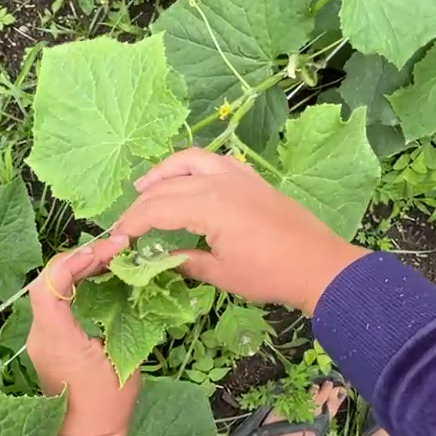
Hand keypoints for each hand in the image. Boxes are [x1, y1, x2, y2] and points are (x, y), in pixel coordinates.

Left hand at [27, 237, 141, 435]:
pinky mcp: (47, 341)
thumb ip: (122, 318)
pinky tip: (99, 278)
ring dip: (79, 268)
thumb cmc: (107, 405)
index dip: (77, 258)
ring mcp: (40, 338)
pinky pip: (56, 302)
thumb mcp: (123, 359)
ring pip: (51, 288)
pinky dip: (76, 284)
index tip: (110, 250)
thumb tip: (129, 285)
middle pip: (50, 279)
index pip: (51, 283)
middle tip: (116, 249)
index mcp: (57, 337)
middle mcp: (41, 333)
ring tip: (110, 259)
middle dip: (82, 257)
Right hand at [110, 149, 367, 314]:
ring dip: (162, 173)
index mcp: (209, 206)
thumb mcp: (221, 274)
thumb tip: (157, 260)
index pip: (156, 210)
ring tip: (144, 187)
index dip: (132, 224)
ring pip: (188, 162)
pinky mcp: (250, 178)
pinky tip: (185, 178)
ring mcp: (237, 175)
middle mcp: (219, 182)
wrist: (318, 264)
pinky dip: (192, 166)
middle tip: (125, 225)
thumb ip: (184, 261)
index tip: (117, 241)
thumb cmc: (269, 274)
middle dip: (141, 205)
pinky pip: (213, 161)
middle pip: (166, 187)